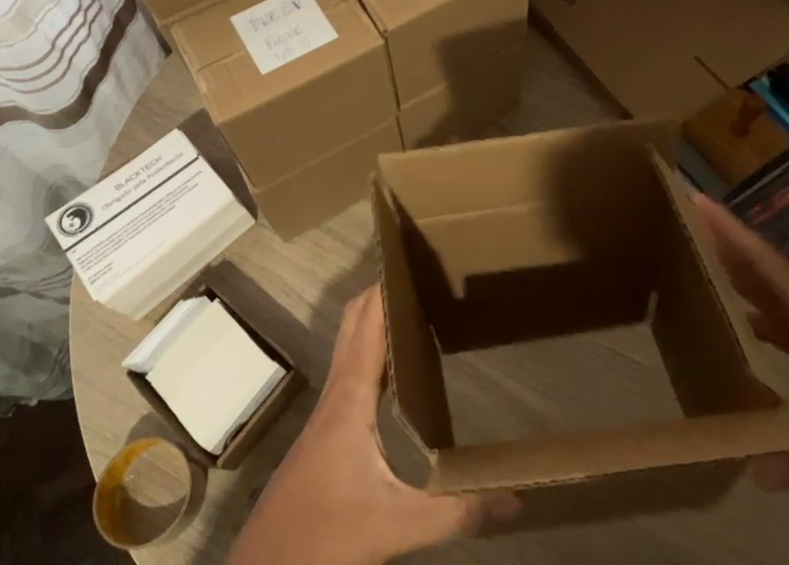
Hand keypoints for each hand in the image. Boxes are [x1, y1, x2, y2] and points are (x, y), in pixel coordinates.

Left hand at [226, 286, 518, 564]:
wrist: (270, 563)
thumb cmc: (327, 532)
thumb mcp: (397, 524)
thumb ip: (457, 512)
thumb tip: (518, 499)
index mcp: (351, 398)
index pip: (368, 325)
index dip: (385, 287)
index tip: (410, 255)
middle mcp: (335, 393)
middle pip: (353, 323)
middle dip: (381, 292)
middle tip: (419, 273)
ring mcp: (326, 412)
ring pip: (347, 346)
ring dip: (373, 320)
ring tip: (413, 308)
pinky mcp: (324, 431)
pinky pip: (349, 371)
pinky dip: (369, 350)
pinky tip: (393, 371)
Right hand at [693, 195, 788, 524]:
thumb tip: (751, 473)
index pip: (761, 261)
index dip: (726, 229)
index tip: (692, 195)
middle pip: (757, 269)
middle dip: (718, 243)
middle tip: (672, 221)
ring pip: (768, 295)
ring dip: (732, 278)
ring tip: (688, 265)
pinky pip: (782, 325)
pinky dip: (754, 319)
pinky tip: (733, 328)